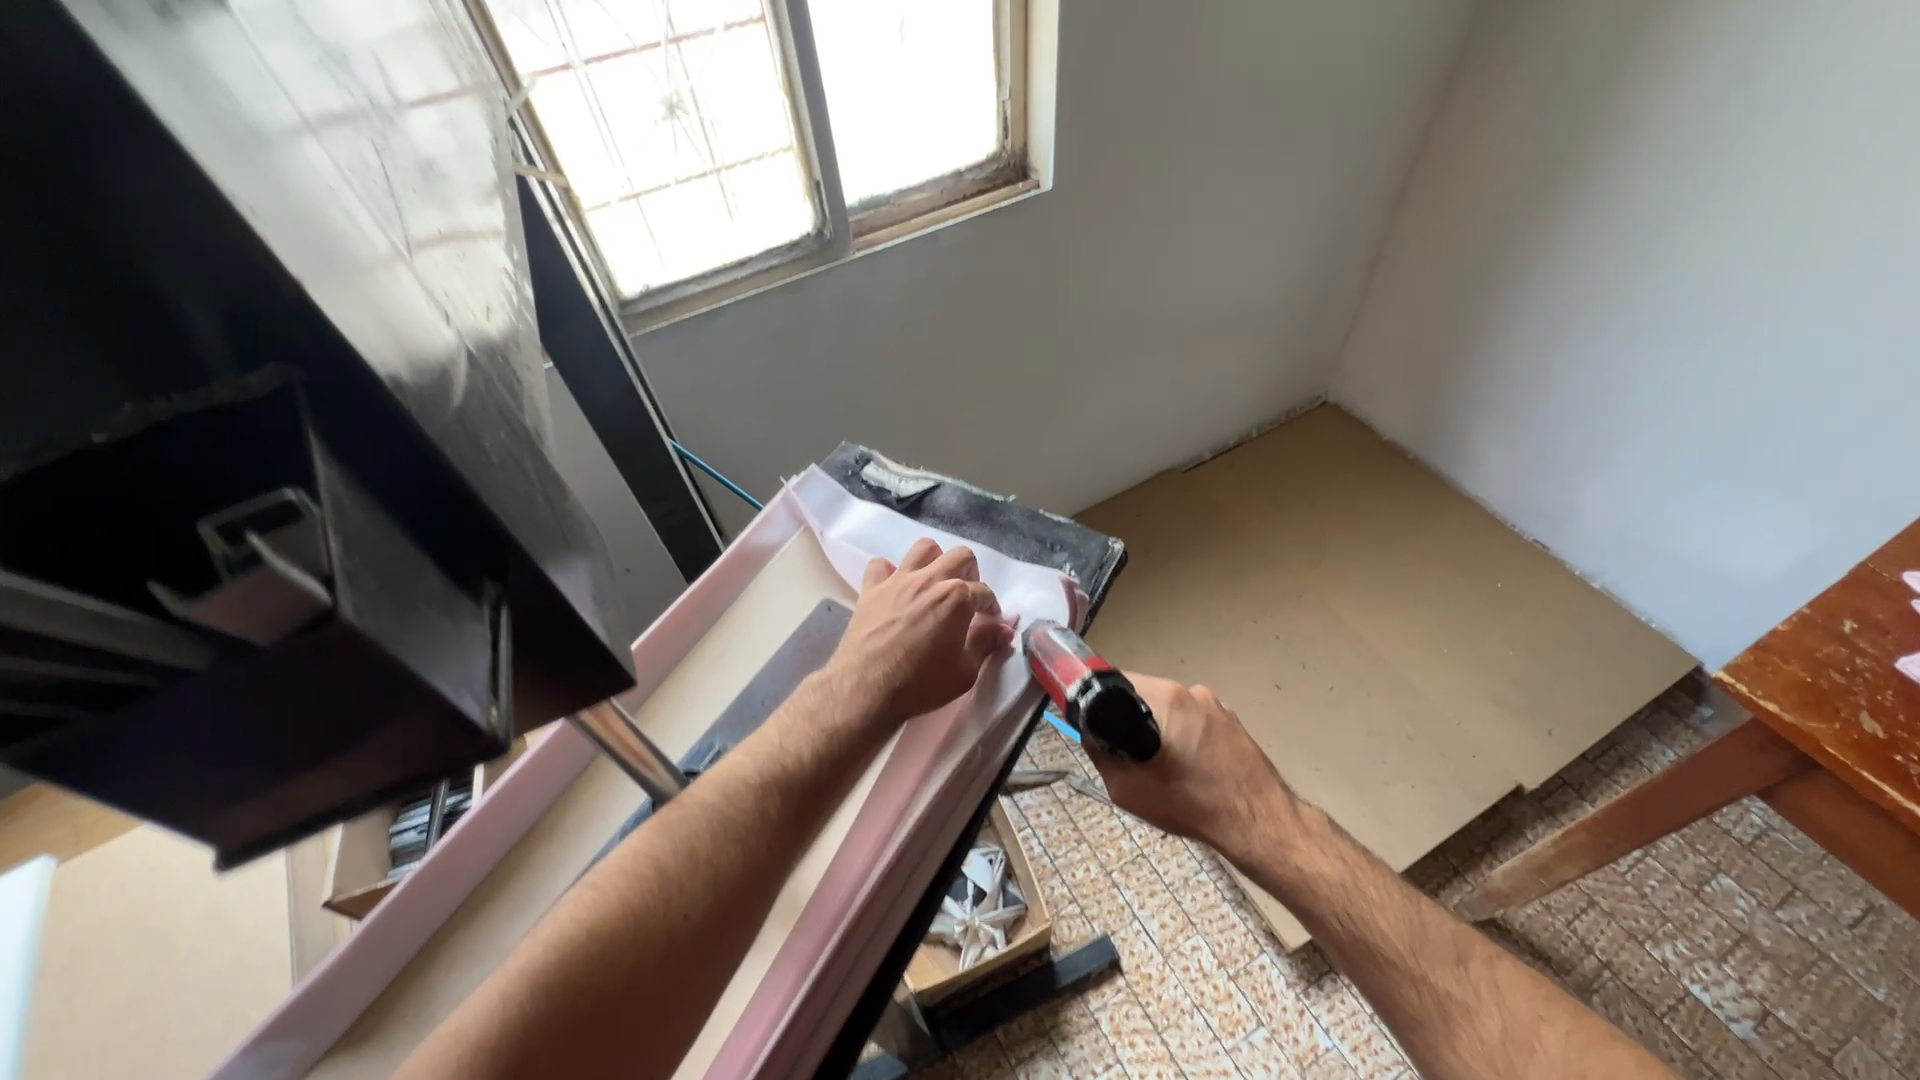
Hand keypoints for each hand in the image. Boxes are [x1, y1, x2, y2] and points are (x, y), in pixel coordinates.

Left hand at [827, 538, 1015, 722]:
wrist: (867, 689)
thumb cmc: (921, 684)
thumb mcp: (964, 672)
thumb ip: (985, 644)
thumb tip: (1004, 631)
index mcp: (958, 597)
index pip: (984, 592)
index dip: (991, 606)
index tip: (989, 621)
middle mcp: (930, 579)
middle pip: (961, 556)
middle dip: (971, 574)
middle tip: (967, 598)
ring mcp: (898, 580)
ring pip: (924, 548)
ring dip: (935, 560)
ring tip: (935, 583)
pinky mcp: (871, 588)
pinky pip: (881, 565)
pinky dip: (890, 572)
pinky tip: (895, 589)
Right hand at [1084, 673, 1296, 860]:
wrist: (1257, 823)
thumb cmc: (1188, 803)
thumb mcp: (1125, 787)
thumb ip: (1100, 753)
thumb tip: (1089, 734)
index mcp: (1165, 697)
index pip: (1116, 682)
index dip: (1100, 703)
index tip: (1097, 727)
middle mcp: (1191, 690)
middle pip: (1144, 694)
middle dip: (1130, 717)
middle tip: (1127, 753)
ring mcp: (1215, 704)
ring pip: (1170, 707)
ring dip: (1159, 727)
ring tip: (1163, 765)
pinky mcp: (1232, 720)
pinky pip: (1193, 719)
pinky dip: (1184, 735)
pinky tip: (1190, 767)